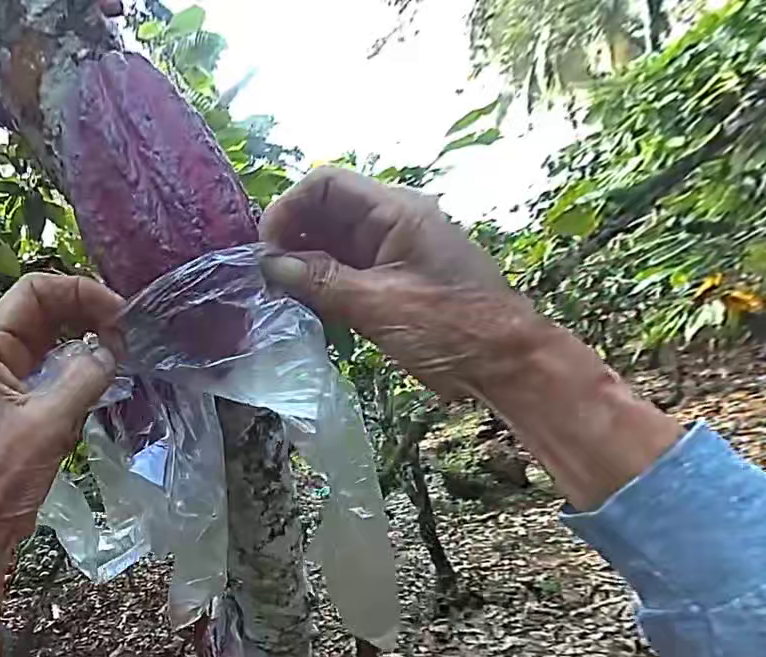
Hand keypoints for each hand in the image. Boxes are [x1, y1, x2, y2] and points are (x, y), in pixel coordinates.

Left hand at [0, 273, 122, 656]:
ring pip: (51, 342)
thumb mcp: (47, 425)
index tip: (119, 313)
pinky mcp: (20, 405)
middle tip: (127, 331)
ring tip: (122, 352)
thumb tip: (115, 345)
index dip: (78, 292)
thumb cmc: (1, 479)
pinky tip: (104, 380)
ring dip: (86, 341)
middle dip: (86, 314)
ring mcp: (5, 382)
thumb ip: (83, 378)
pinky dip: (81, 370)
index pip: (33, 293)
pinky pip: (54, 373)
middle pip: (43, 312)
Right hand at [261, 166, 682, 510]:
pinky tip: (302, 305)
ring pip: (330, 244)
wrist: (500, 362)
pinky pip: (343, 273)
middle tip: (265, 278)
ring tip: (277, 294)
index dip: (288, 209)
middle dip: (290, 237)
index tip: (265, 251)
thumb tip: (271, 264)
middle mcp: (390, 224)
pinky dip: (319, 285)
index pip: (326, 185)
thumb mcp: (378, 305)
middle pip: (324, 212)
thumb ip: (322, 281)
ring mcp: (389, 254)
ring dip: (301, 263)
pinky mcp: (388, 284)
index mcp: (395, 212)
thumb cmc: (448, 328)